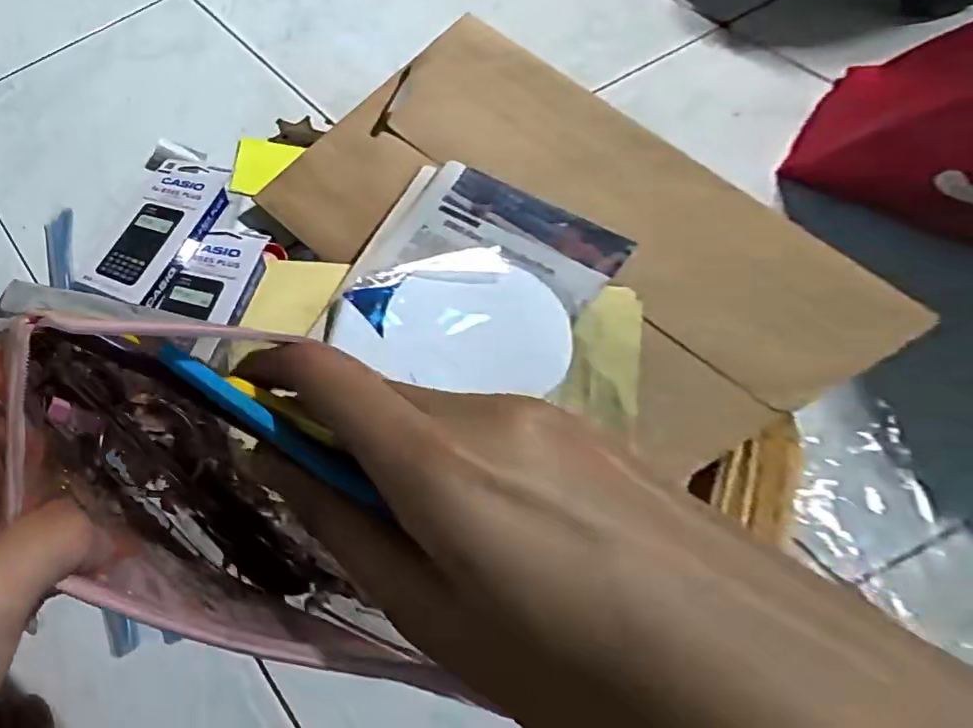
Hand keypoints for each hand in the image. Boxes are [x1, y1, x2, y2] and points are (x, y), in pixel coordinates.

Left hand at [0, 310, 107, 727]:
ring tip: (113, 442)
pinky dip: (74, 526)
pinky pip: (44, 540)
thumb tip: (113, 519)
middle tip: (89, 378)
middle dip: (36, 403)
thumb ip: (52, 536)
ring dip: (63, 463)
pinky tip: (110, 529)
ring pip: (30, 489)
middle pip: (5, 440)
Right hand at [238, 343, 972, 727]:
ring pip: (426, 408)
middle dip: (330, 425)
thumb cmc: (586, 682)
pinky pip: (482, 423)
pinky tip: (508, 529)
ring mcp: (544, 414)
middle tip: (335, 496)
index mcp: (437, 457)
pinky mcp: (590, 431)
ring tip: (436, 532)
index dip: (264, 366)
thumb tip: (271, 457)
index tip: (238, 391)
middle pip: (370, 391)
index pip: (318, 370)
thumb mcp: (437, 620)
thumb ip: (340, 524)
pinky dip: (449, 452)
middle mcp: (483, 409)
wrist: (821, 713)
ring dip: (393, 444)